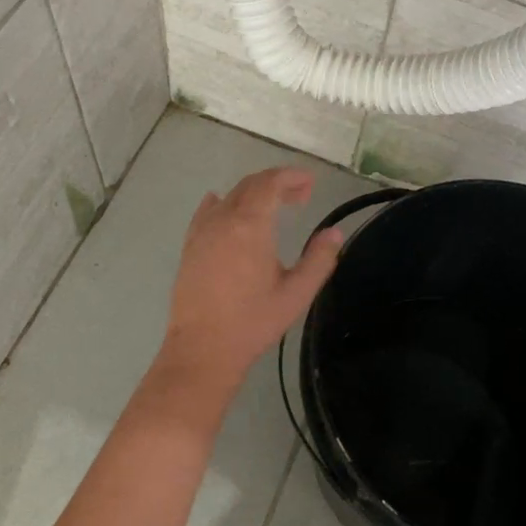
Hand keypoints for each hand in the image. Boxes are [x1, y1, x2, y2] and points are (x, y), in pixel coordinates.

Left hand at [159, 168, 344, 388]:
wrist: (203, 348)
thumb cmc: (254, 322)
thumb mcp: (296, 293)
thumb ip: (319, 259)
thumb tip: (335, 232)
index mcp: (250, 226)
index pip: (270, 184)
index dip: (291, 177)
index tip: (311, 182)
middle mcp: (223, 220)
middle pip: (250, 185)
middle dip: (276, 183)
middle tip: (300, 196)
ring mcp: (202, 232)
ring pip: (229, 196)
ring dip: (253, 193)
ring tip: (273, 207)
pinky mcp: (190, 246)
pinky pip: (208, 211)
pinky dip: (225, 202)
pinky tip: (228, 208)